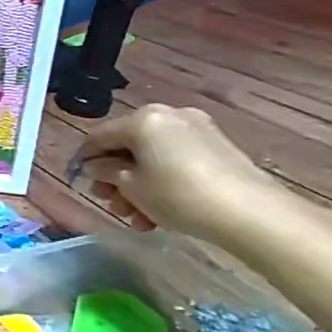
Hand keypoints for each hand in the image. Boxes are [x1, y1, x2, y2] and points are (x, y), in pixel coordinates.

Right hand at [70, 104, 283, 237]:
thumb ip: (106, 172)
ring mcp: (197, 129)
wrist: (251, 214)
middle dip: (116, 176)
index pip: (99, 136)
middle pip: (128, 145)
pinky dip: (162, 180)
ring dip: (138, 184)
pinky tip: (160, 210)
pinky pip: (176, 159)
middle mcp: (169, 115)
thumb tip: (96, 167)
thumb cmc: (179, 195)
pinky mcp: (218, 147)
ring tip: (138, 217)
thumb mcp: (132, 187)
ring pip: (153, 155)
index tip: (79, 181)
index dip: (85, 159)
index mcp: (143, 119)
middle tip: (112, 203)